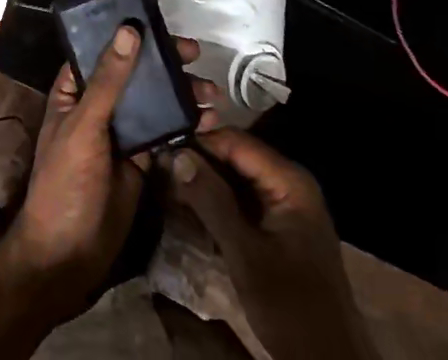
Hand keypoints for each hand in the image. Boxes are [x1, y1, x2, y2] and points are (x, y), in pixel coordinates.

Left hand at [0, 33, 221, 359]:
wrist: (67, 256)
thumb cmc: (64, 184)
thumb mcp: (84, 126)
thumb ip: (109, 80)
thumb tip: (129, 29)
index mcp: (76, 91)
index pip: (102, 47)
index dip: (127, 28)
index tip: (158, 13)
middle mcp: (100, 104)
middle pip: (137, 70)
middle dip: (166, 60)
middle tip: (194, 53)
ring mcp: (123, 130)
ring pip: (157, 98)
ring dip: (183, 91)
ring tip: (210, 94)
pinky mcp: (143, 156)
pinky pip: (168, 129)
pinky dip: (188, 122)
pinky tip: (207, 120)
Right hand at [169, 128, 378, 359]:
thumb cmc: (290, 306)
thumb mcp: (245, 254)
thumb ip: (212, 202)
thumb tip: (178, 156)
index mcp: (290, 181)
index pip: (237, 142)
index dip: (199, 142)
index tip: (161, 148)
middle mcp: (289, 183)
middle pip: (236, 158)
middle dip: (199, 163)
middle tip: (157, 168)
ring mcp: (284, 206)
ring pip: (236, 181)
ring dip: (204, 184)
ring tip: (163, 185)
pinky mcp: (277, 228)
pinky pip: (241, 203)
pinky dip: (215, 205)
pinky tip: (185, 209)